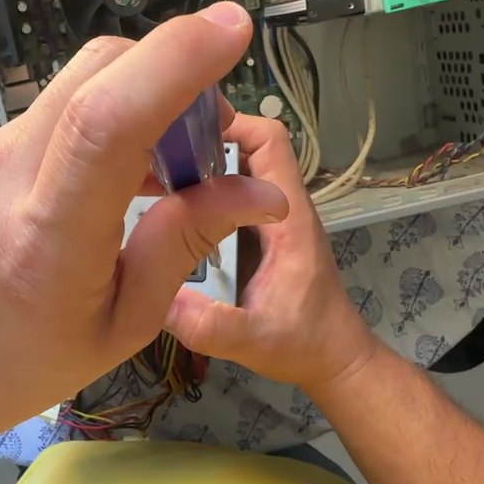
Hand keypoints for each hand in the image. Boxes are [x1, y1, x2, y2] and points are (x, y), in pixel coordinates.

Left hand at [0, 2, 290, 454]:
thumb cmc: (21, 369)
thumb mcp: (120, 325)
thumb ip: (183, 244)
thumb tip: (255, 193)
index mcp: (47, 236)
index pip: (107, 117)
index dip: (175, 60)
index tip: (233, 29)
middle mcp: (2, 177)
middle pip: (96, 71)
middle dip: (171, 76)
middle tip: (206, 139)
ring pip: (74, 86)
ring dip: (137, 101)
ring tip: (164, 169)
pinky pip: (48, 114)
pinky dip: (97, 123)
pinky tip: (112, 176)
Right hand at [164, 115, 383, 392]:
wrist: (334, 359)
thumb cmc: (305, 345)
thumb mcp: (255, 341)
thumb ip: (212, 325)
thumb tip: (156, 302)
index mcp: (287, 217)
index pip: (268, 142)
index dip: (229, 124)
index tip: (179, 134)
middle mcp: (280, 205)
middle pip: (247, 145)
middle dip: (201, 140)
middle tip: (151, 156)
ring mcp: (269, 216)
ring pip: (236, 167)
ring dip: (198, 163)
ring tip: (150, 177)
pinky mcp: (258, 230)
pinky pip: (229, 193)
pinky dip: (200, 189)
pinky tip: (166, 209)